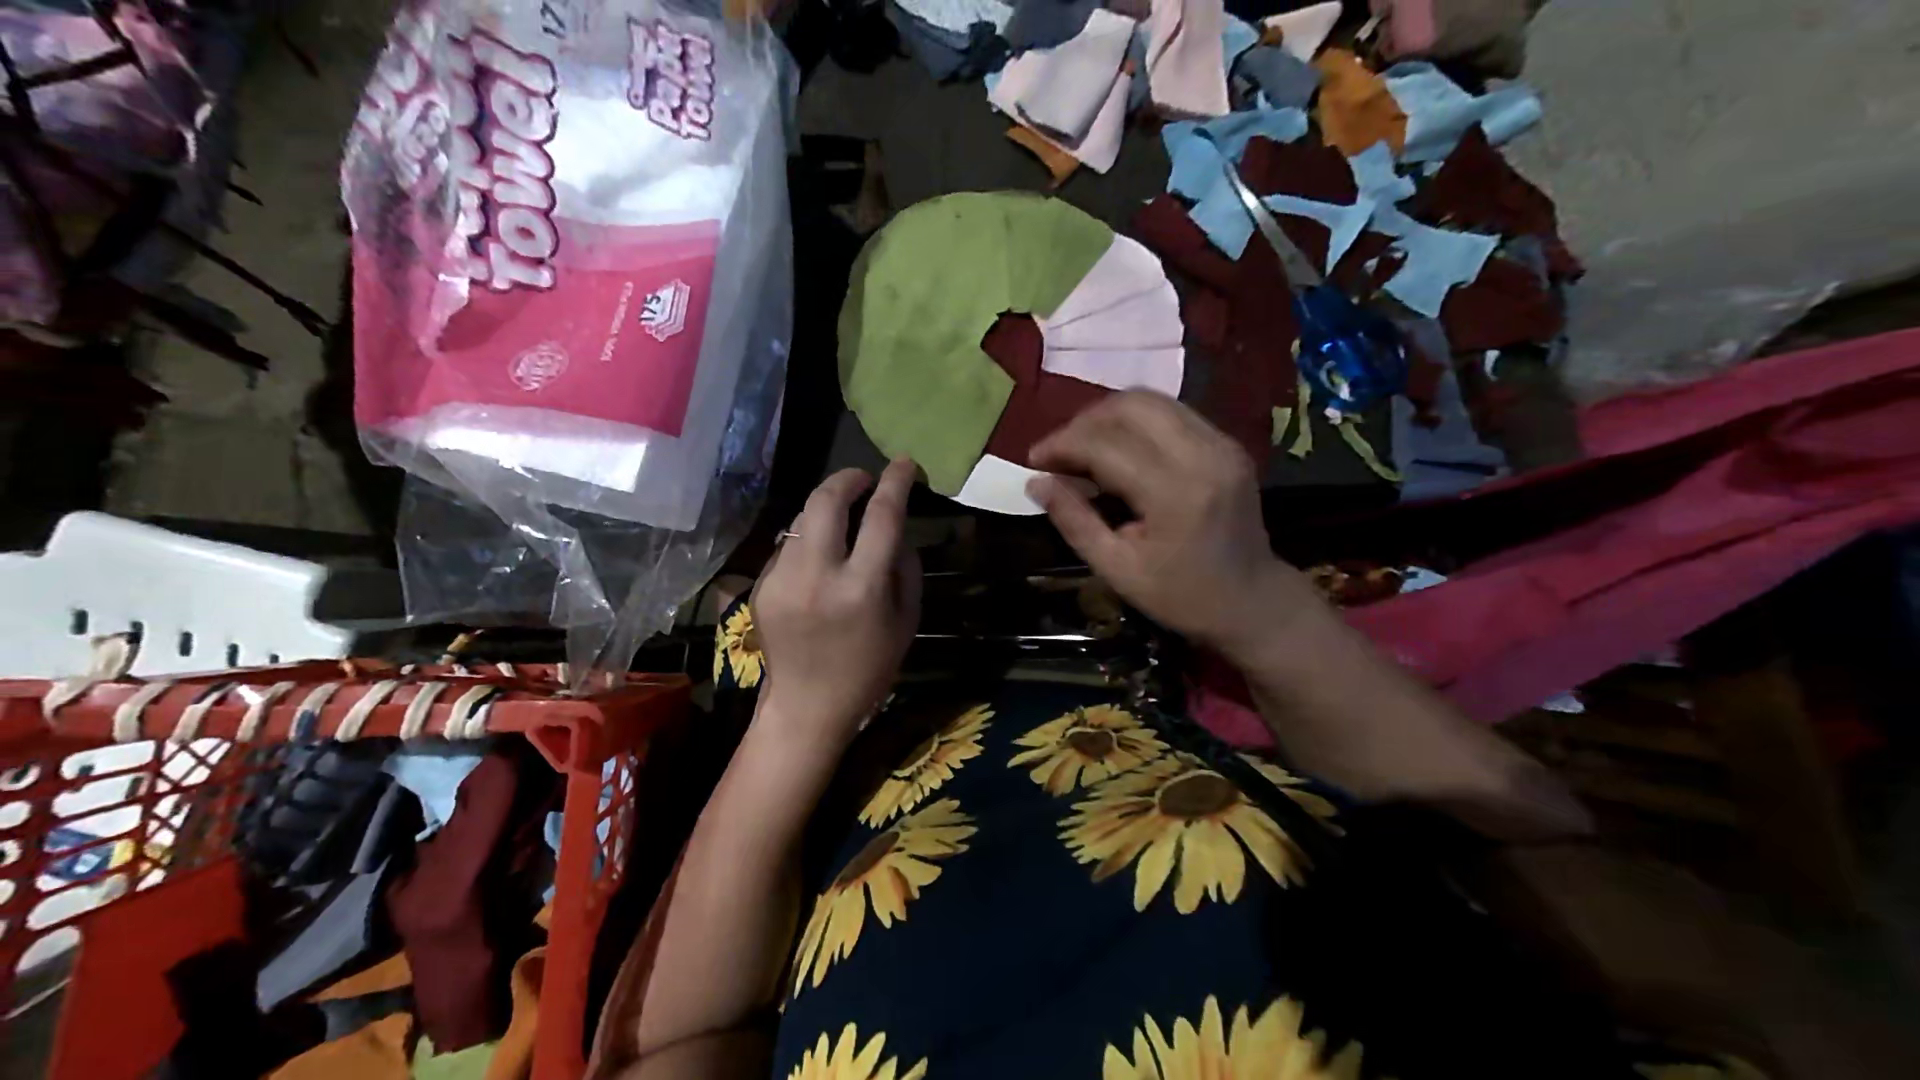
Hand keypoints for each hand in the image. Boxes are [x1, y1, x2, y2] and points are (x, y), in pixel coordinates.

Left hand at [751, 459, 921, 743]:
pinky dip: (809, 538)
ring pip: (802, 518)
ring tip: (844, 517)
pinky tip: (820, 555)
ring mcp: (781, 579)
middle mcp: (817, 576)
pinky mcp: (761, 586)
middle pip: (826, 501)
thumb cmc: (870, 668)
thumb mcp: (906, 619)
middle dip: (848, 478)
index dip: (895, 482)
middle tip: (864, 480)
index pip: (881, 516)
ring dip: (826, 507)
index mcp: (862, 588)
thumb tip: (894, 525)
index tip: (903, 464)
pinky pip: (789, 544)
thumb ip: (904, 566)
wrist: (809, 706)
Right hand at [1026, 391, 1317, 654]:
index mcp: (1175, 494)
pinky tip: (1118, 449)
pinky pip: (1172, 413)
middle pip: (1130, 406)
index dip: (1062, 445)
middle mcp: (1203, 455)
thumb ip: (1074, 521)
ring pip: (1152, 401)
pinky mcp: (1228, 443)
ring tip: (1083, 446)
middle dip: (1083, 421)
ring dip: (1108, 416)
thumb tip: (1036, 482)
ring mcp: (1221, 444)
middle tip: (1059, 451)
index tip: (1034, 459)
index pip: (1106, 445)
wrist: (1253, 601)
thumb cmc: (1181, 597)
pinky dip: (1136, 422)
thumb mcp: (1117, 570)